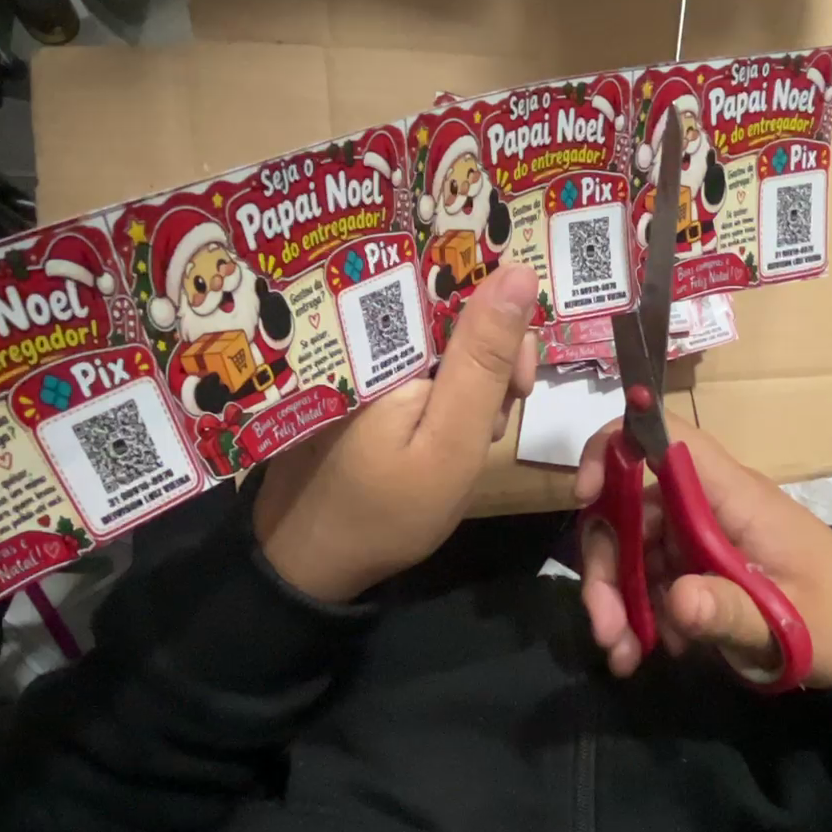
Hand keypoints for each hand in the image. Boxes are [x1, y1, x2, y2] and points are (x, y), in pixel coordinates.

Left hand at [255, 265, 539, 602]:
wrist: (312, 560)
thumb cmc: (386, 510)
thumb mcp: (452, 441)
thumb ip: (484, 361)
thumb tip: (519, 271)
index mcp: (389, 342)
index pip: (464, 294)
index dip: (507, 331)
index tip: (519, 386)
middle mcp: (367, 339)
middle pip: (454, 322)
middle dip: (489, 370)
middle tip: (490, 427)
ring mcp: (360, 366)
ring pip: (441, 354)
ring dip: (469, 394)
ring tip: (465, 443)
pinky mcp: (357, 391)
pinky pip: (416, 376)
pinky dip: (441, 405)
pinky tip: (442, 440)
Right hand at [574, 417, 831, 688]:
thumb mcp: (788, 624)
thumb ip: (732, 612)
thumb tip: (675, 601)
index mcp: (734, 497)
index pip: (668, 441)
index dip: (617, 449)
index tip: (585, 494)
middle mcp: (706, 508)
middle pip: (630, 508)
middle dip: (606, 565)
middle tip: (605, 629)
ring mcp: (696, 539)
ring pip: (629, 549)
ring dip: (615, 600)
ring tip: (621, 655)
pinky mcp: (693, 569)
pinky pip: (646, 580)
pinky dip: (635, 614)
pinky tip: (643, 653)